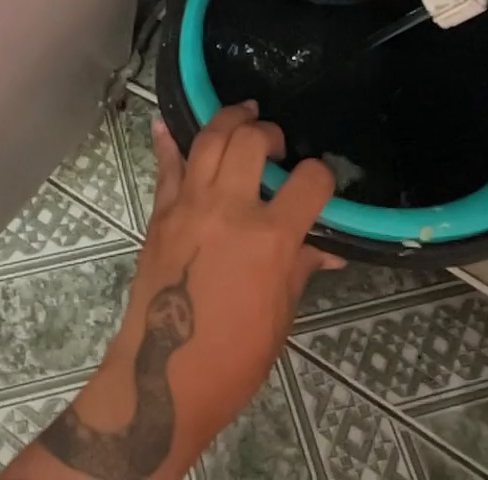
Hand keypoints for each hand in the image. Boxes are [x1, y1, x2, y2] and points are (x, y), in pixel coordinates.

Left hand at [136, 104, 341, 435]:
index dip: (322, 175)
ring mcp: (189, 205)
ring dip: (226, 119)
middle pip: (250, 141)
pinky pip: (165, 167)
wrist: (165, 374)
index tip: (320, 180)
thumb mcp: (281, 314)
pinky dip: (166, 141)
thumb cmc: (235, 355)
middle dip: (268, 132)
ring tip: (241, 114)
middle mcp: (228, 208)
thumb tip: (327, 248)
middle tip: (274, 142)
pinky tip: (166, 122)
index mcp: (270, 238)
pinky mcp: (160, 212)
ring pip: (207, 140)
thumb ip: (300, 267)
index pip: (310, 181)